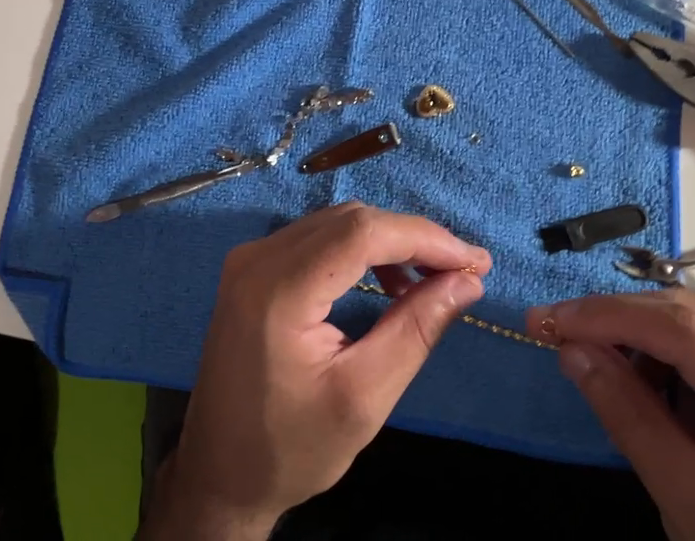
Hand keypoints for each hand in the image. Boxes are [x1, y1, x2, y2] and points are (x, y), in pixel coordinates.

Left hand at [143, 202, 491, 539]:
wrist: (219, 474)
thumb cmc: (292, 446)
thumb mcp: (364, 397)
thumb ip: (416, 329)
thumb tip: (467, 281)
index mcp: (277, 289)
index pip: (362, 232)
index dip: (425, 238)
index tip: (475, 262)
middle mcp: (258, 258)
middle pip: (350, 221)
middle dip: (413, 238)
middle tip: (463, 271)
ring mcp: (250, 259)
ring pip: (335, 224)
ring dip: (389, 242)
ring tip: (432, 280)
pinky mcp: (252, 269)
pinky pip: (317, 239)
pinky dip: (359, 250)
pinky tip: (387, 281)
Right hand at [528, 290, 694, 540]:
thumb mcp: (689, 502)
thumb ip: (632, 421)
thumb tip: (573, 348)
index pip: (688, 333)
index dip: (610, 316)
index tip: (546, 321)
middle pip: (690, 315)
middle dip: (613, 316)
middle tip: (552, 331)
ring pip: (694, 318)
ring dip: (635, 330)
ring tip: (598, 366)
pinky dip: (662, 347)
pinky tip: (643, 378)